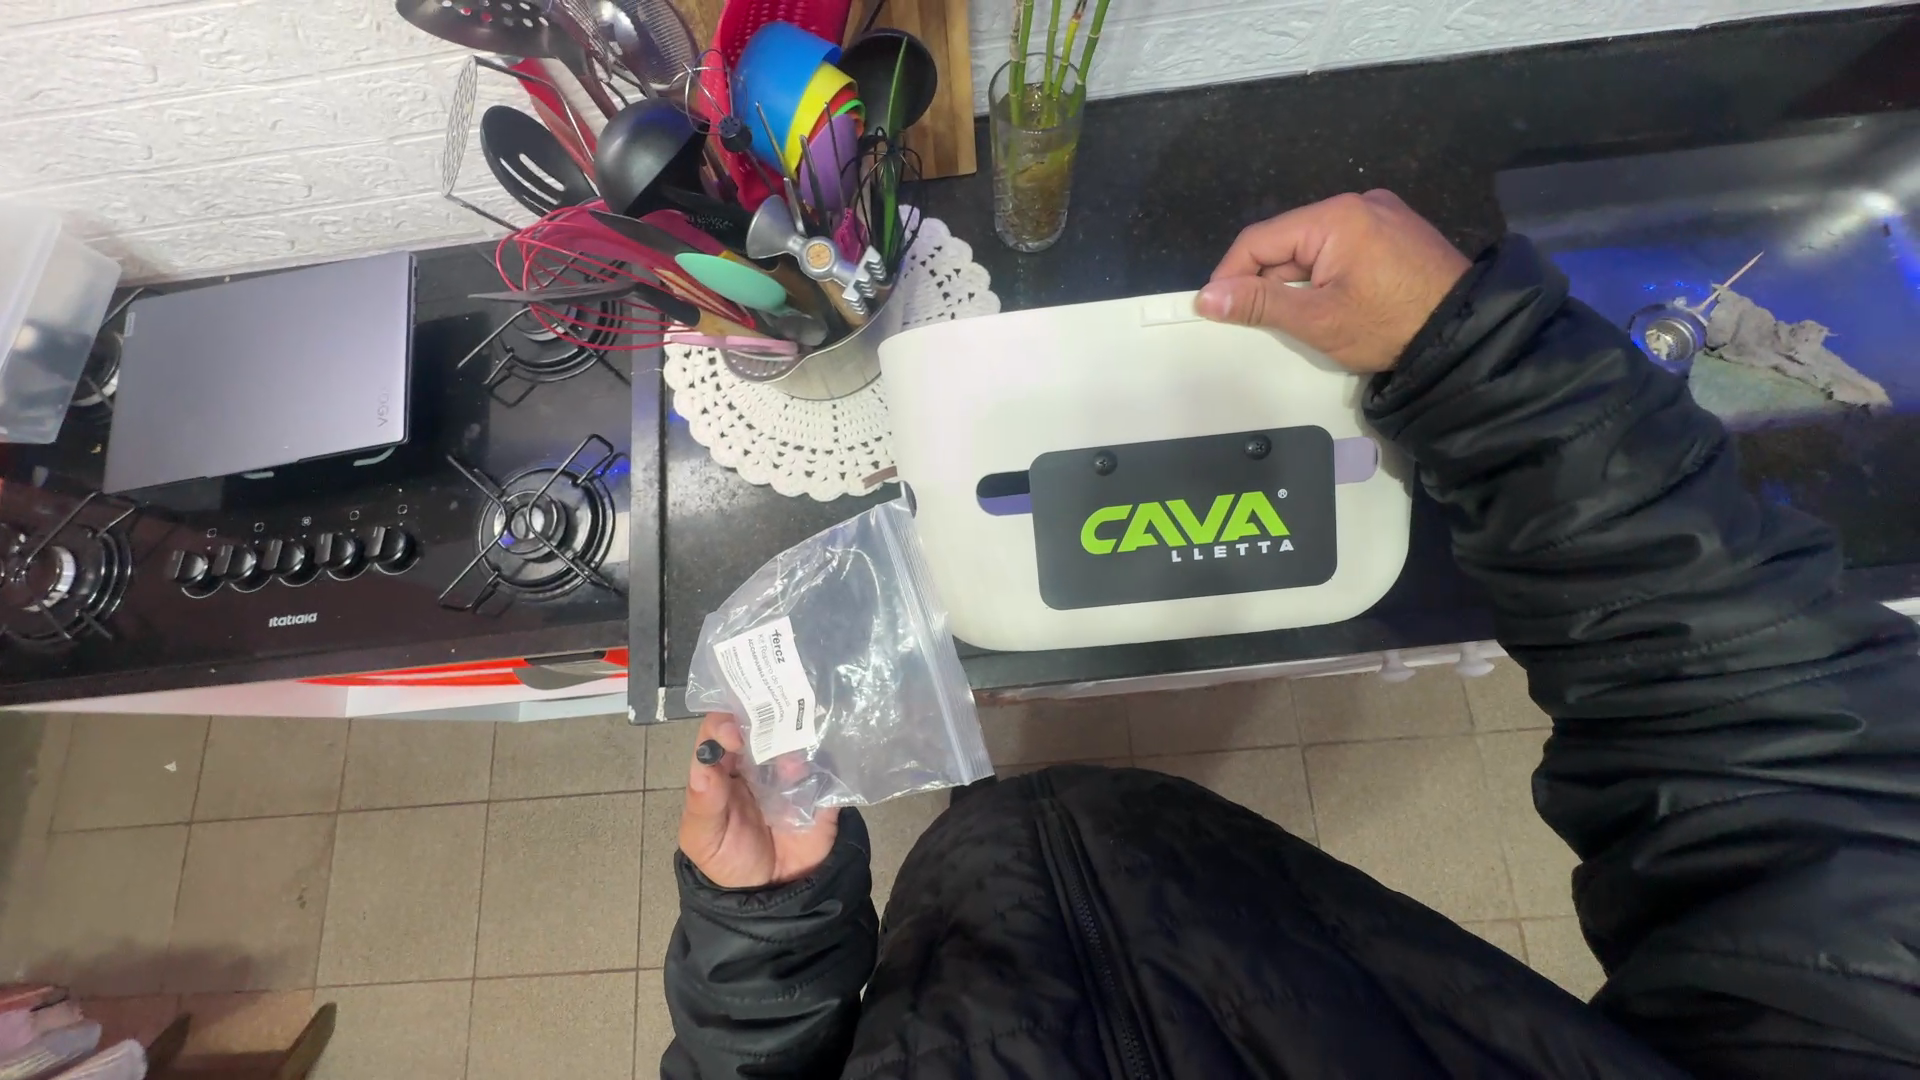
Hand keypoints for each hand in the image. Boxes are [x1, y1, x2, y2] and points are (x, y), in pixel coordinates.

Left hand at [678, 714, 838, 888]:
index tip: (734, 733)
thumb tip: (704, 766)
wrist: (776, 894)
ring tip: (795, 745)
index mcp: (723, 767)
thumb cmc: (730, 860)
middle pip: (760, 723)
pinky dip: (822, 754)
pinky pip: (825, 760)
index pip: (719, 731)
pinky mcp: (820, 781)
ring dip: (795, 733)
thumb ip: (702, 804)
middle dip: (765, 715)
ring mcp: (791, 767)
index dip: (724, 723)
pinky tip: (818, 760)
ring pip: (794, 735)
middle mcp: (757, 758)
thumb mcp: (703, 839)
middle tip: (773, 718)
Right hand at [1195, 190, 1470, 372]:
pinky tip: (1325, 303)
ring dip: (1291, 282)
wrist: (1464, 334)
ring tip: (1297, 318)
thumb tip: (1206, 297)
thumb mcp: (1316, 319)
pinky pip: (1337, 249)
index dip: (1229, 275)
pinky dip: (1319, 276)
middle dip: (1263, 281)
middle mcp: (1356, 204)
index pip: (1258, 239)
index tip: (1214, 309)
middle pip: (1284, 242)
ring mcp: (1378, 216)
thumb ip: (1258, 303)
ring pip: (1309, 248)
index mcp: (1335, 217)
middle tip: (1256, 323)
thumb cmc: (1388, 325)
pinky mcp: (1392, 233)